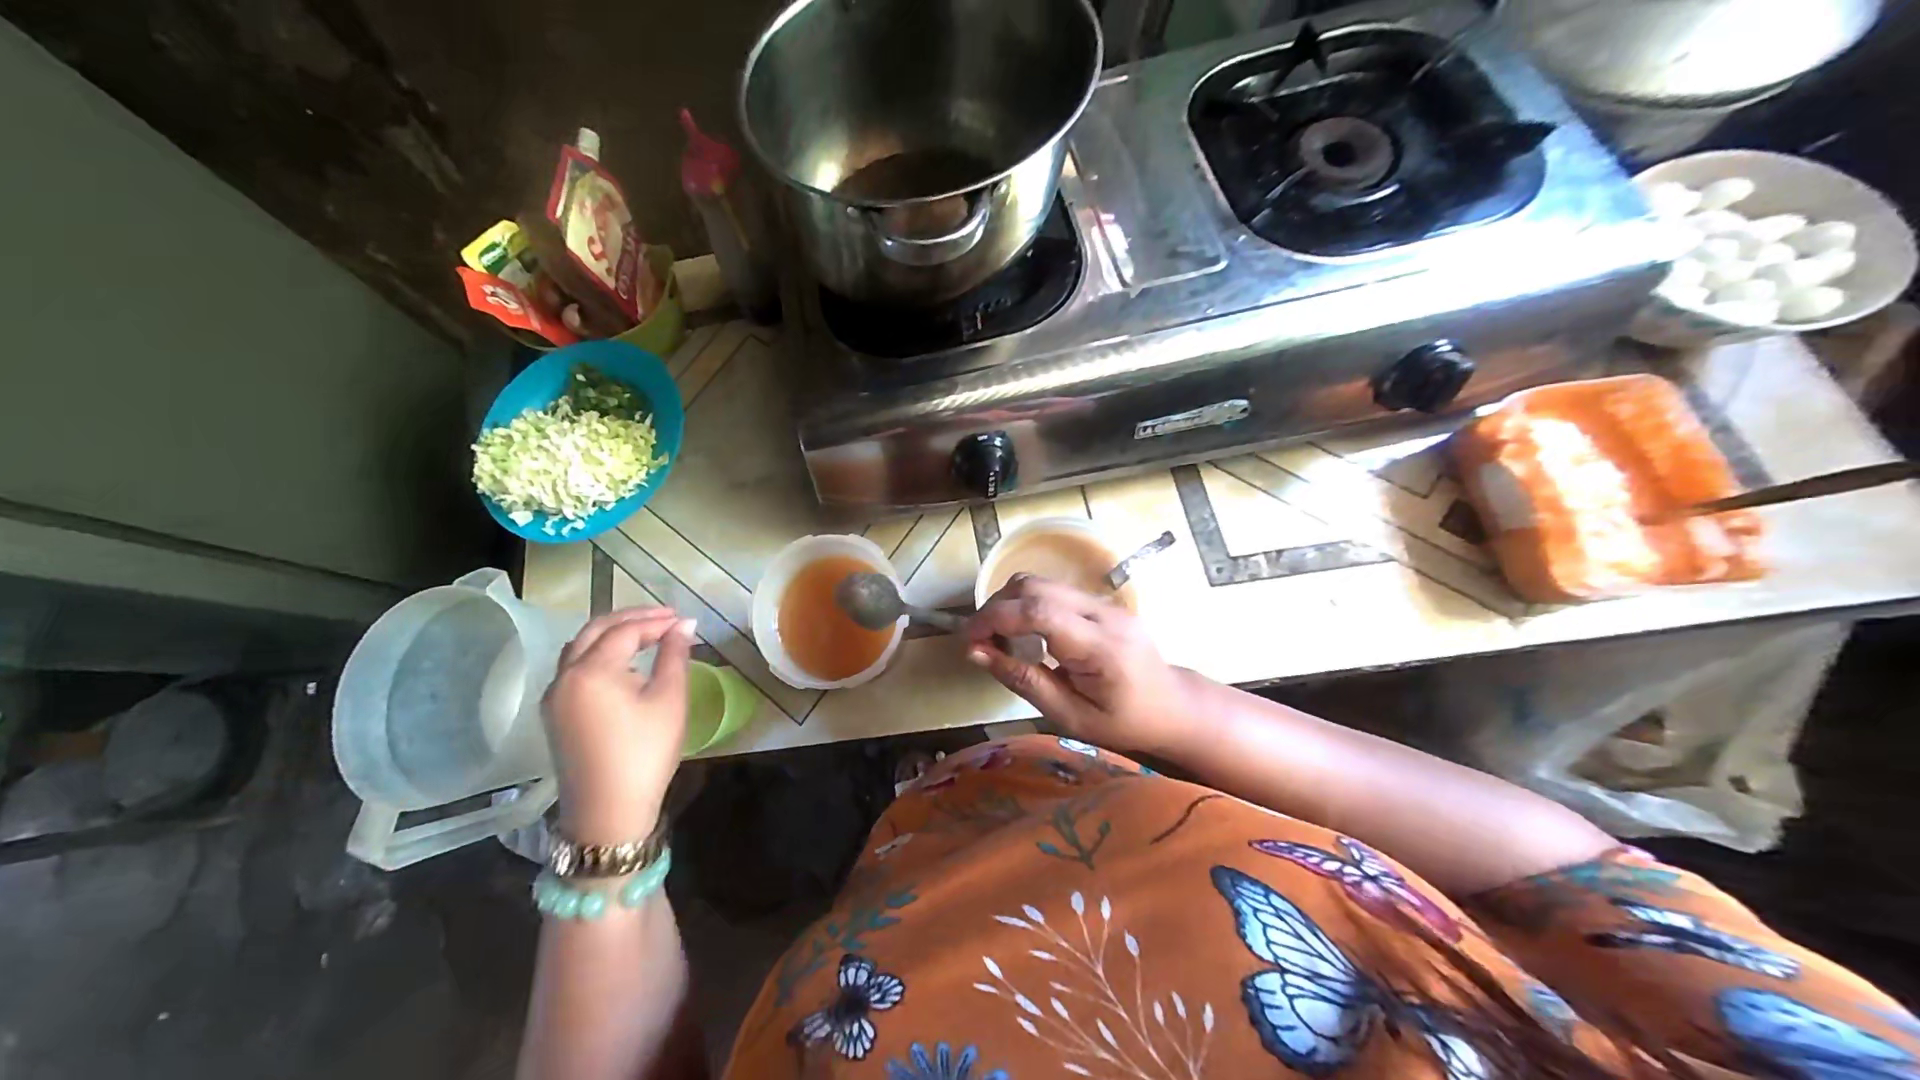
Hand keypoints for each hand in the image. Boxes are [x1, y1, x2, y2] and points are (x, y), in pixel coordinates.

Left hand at [542, 607, 695, 845]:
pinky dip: (597, 654)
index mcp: (590, 670)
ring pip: (579, 648)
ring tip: (645, 634)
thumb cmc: (645, 753)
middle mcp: (563, 676)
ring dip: (612, 634)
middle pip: (596, 631)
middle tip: (666, 617)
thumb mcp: (669, 700)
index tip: (686, 621)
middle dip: (632, 619)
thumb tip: (684, 625)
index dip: (657, 621)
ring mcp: (553, 696)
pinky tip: (621, 664)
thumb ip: (675, 655)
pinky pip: (572, 668)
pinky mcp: (553, 714)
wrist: (608, 812)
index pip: (626, 631)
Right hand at [965, 576, 1193, 755]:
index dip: (995, 618)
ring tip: (996, 637)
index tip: (968, 640)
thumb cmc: (1123, 723)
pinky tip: (1021, 632)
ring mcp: (1104, 603)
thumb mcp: (1070, 716)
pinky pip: (1054, 592)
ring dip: (1008, 603)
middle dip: (996, 607)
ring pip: (1042, 583)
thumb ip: (1024, 680)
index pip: (1039, 611)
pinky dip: (1026, 605)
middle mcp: (1103, 613)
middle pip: (1036, 586)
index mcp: (1100, 646)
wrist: (1173, 707)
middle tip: (978, 641)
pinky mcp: (1100, 603)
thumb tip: (976, 653)